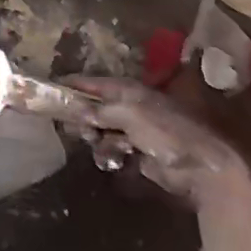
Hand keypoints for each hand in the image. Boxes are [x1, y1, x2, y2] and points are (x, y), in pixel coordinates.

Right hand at [61, 69, 250, 209]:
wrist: (200, 167)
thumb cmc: (166, 132)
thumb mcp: (129, 112)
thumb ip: (99, 108)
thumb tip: (76, 108)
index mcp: (129, 90)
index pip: (94, 82)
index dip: (73, 85)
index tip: (50, 89)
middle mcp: (129, 107)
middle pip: (93, 107)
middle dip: (82, 116)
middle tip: (76, 127)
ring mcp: (133, 130)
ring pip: (99, 130)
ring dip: (96, 138)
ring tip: (100, 145)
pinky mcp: (136, 153)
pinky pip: (111, 150)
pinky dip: (109, 154)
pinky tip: (114, 160)